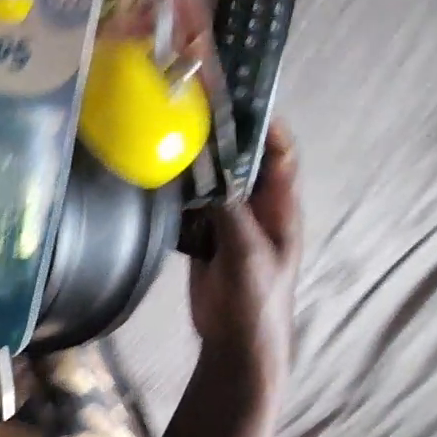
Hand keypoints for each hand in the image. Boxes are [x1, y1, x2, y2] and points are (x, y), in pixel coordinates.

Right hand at [187, 123, 300, 399]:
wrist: (235, 340)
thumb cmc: (256, 297)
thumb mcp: (248, 253)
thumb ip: (232, 212)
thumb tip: (213, 172)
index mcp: (280, 206)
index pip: (280, 154)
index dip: (265, 123)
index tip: (240, 96)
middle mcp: (256, 205)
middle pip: (242, 159)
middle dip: (223, 133)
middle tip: (195, 103)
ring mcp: (228, 219)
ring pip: (213, 178)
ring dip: (195, 157)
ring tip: (169, 128)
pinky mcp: (203, 234)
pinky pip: (190, 202)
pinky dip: (176, 186)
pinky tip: (156, 170)